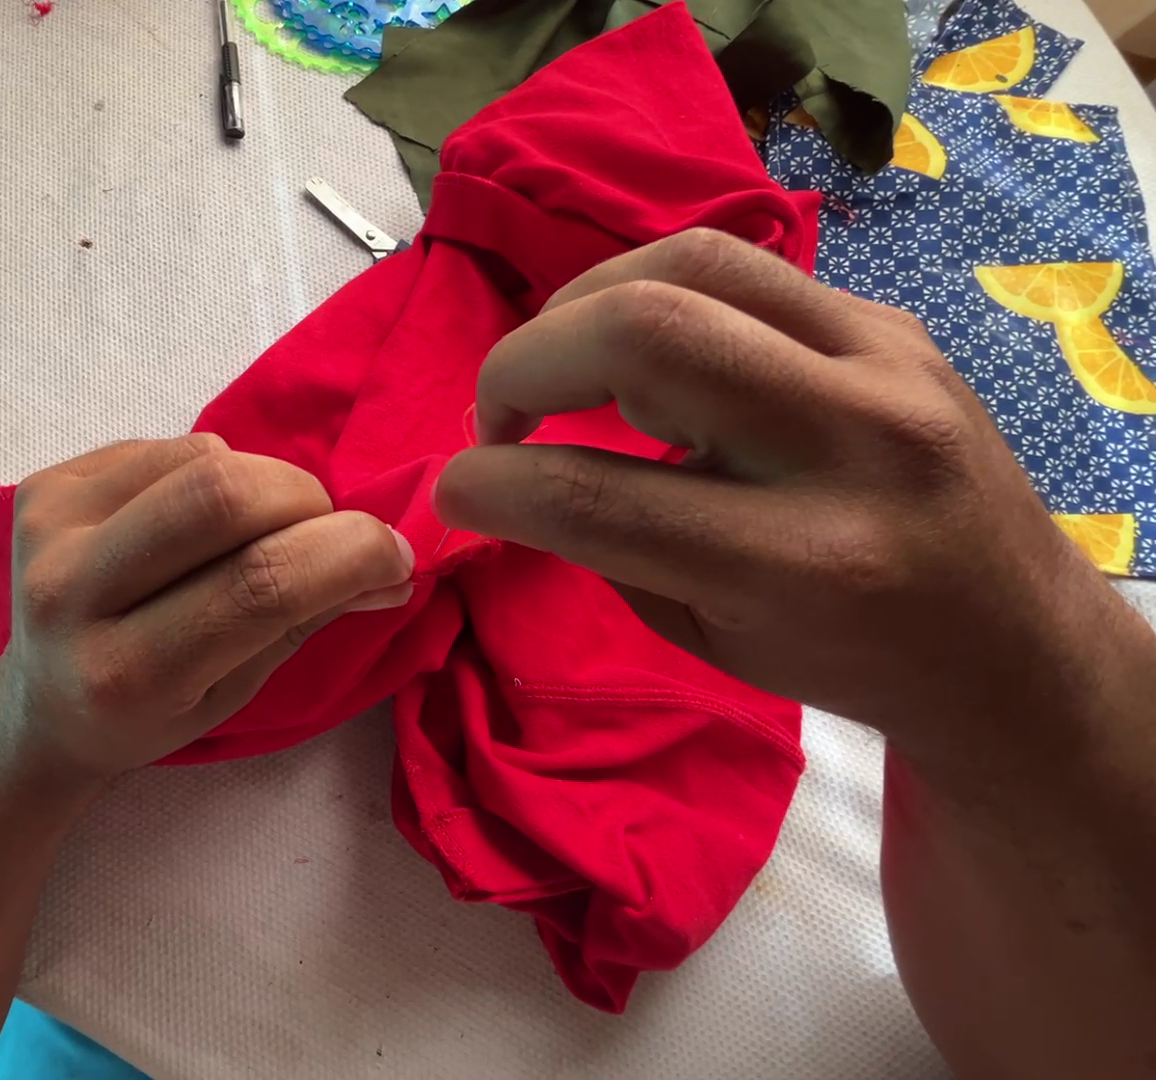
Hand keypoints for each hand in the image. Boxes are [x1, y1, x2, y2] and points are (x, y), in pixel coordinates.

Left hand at [0, 435, 415, 785]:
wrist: (41, 700)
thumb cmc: (146, 715)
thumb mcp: (231, 694)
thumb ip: (305, 619)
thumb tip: (392, 563)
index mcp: (123, 675)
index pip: (258, 585)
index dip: (347, 554)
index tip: (393, 553)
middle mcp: (68, 594)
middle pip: (220, 498)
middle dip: (305, 500)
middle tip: (324, 529)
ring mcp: (46, 530)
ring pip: (198, 456)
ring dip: (260, 481)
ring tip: (255, 528)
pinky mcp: (41, 487)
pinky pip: (163, 445)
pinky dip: (211, 467)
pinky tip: (198, 514)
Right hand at [433, 229, 1145, 764]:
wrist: (1009, 638)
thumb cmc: (828, 655)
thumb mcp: (691, 630)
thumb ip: (596, 540)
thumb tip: (504, 475)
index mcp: (796, 563)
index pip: (590, 495)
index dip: (485, 484)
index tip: (451, 492)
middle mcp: (851, 444)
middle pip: (642, 334)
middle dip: (519, 367)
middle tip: (497, 420)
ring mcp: (885, 360)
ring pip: (686, 265)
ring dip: (572, 312)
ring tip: (550, 371)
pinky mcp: (887, 319)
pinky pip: (731, 265)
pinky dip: (636, 296)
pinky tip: (619, 350)